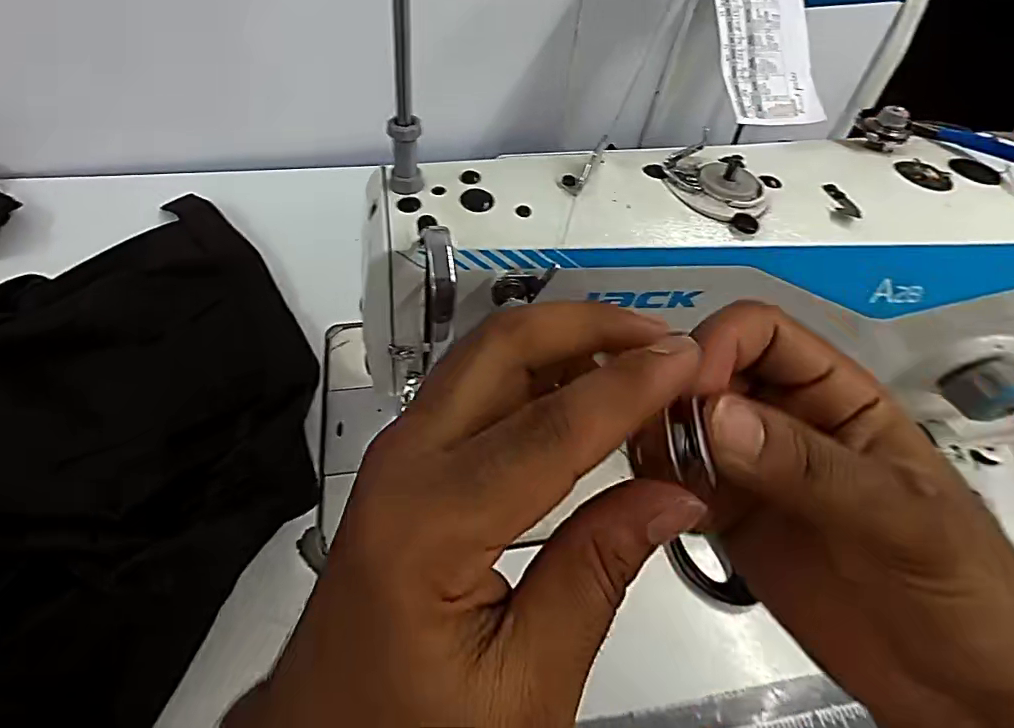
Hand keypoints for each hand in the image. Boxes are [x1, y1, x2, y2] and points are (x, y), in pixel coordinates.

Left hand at [226, 304, 711, 727]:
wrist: (327, 718)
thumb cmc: (408, 720)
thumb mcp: (520, 683)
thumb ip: (595, 575)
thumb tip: (669, 496)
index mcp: (429, 521)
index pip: (545, 430)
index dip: (625, 388)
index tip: (686, 362)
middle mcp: (404, 461)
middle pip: (497, 351)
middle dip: (581, 325)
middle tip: (658, 337)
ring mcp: (399, 449)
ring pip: (482, 355)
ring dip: (558, 339)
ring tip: (634, 355)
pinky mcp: (405, 455)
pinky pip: (472, 386)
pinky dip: (531, 368)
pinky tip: (579, 385)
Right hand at [635, 302, 1013, 727]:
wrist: (965, 703)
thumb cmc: (975, 603)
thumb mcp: (907, 526)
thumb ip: (812, 467)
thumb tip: (721, 413)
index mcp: (836, 396)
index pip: (759, 332)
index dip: (718, 345)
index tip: (693, 389)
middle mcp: (782, 418)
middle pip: (702, 368)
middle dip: (672, 392)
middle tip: (662, 436)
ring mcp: (748, 463)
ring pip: (675, 417)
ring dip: (657, 438)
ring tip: (671, 478)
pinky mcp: (724, 507)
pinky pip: (669, 472)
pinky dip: (655, 482)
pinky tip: (672, 509)